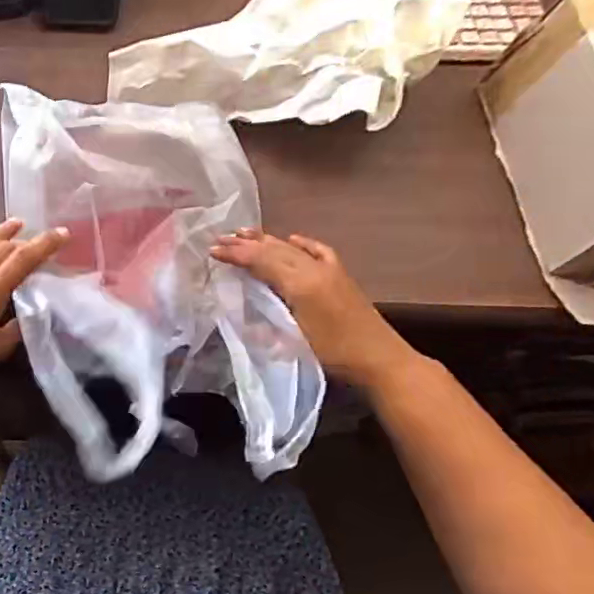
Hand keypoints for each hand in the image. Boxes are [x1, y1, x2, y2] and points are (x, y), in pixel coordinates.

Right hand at [210, 229, 424, 389]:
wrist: (381, 361)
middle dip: (246, 243)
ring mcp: (331, 271)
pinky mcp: (342, 277)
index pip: (262, 261)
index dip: (237, 255)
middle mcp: (315, 270)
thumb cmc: (331, 353)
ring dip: (267, 240)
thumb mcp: (291, 337)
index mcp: (300, 284)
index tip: (212, 251)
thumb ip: (266, 313)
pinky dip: (302, 243)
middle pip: (275, 250)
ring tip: (245, 232)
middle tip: (220, 237)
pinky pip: (318, 251)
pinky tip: (292, 239)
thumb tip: (242, 299)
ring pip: (293, 248)